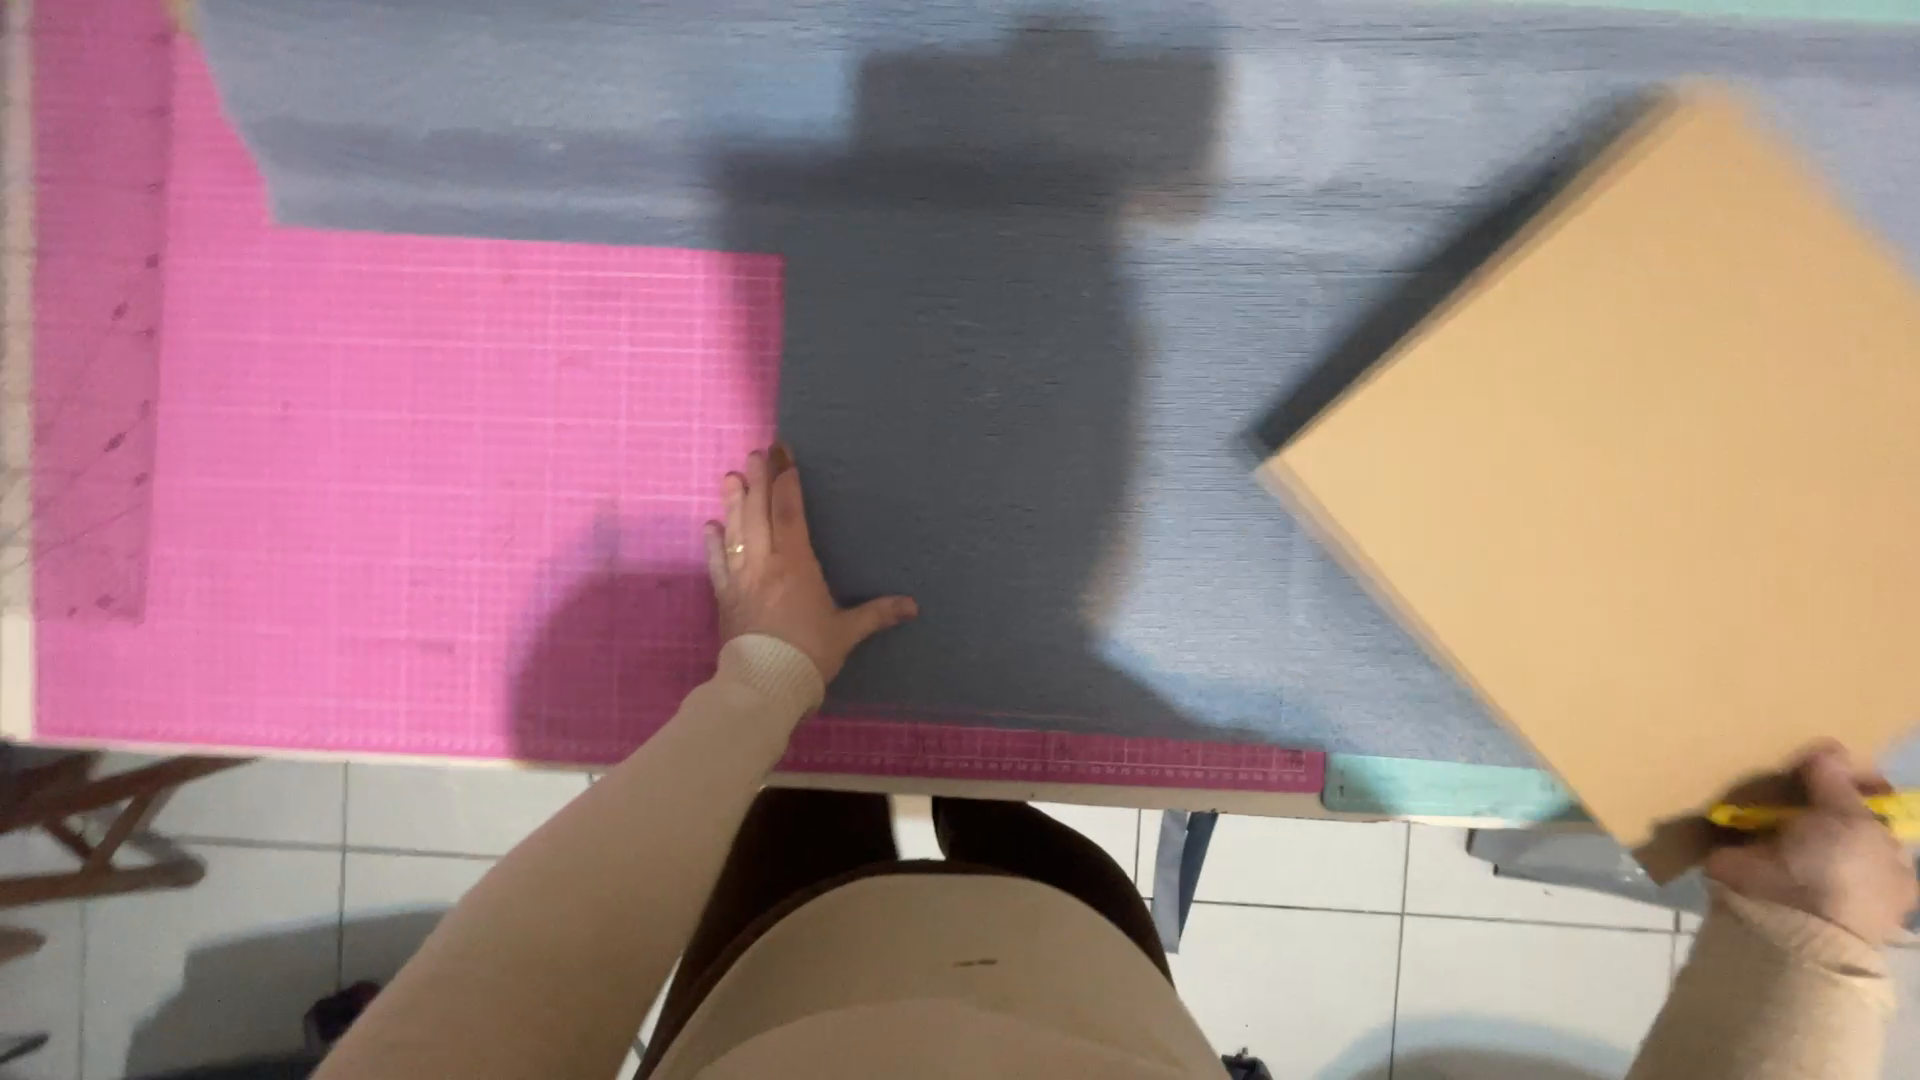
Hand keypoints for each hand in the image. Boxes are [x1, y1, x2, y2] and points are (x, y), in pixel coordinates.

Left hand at [703, 445, 916, 681]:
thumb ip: (877, 614)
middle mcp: (764, 564)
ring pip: (736, 531)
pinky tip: (711, 526)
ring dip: (734, 502)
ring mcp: (739, 579)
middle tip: (758, 452)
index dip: (786, 482)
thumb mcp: (848, 632)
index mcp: (795, 565)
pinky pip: (716, 563)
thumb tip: (913, 606)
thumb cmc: (810, 653)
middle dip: (759, 480)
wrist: (765, 685)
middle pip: (758, 513)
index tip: (784, 457)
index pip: (788, 513)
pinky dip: (714, 543)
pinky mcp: (724, 598)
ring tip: (732, 476)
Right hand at [1705, 742, 1917, 945]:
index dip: (1858, 782)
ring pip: (1780, 814)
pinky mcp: (1747, 853)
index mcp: (1883, 855)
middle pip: (1824, 808)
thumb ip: (1839, 785)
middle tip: (1782, 751)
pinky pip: (1740, 823)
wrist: (1780, 910)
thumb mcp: (1853, 822)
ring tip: (1744, 757)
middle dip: (1805, 784)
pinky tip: (1719, 780)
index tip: (1831, 756)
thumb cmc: (1839, 870)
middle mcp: (1839, 854)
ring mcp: (1791, 854)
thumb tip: (1832, 747)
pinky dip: (1730, 807)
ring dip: (1764, 793)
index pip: (1874, 811)